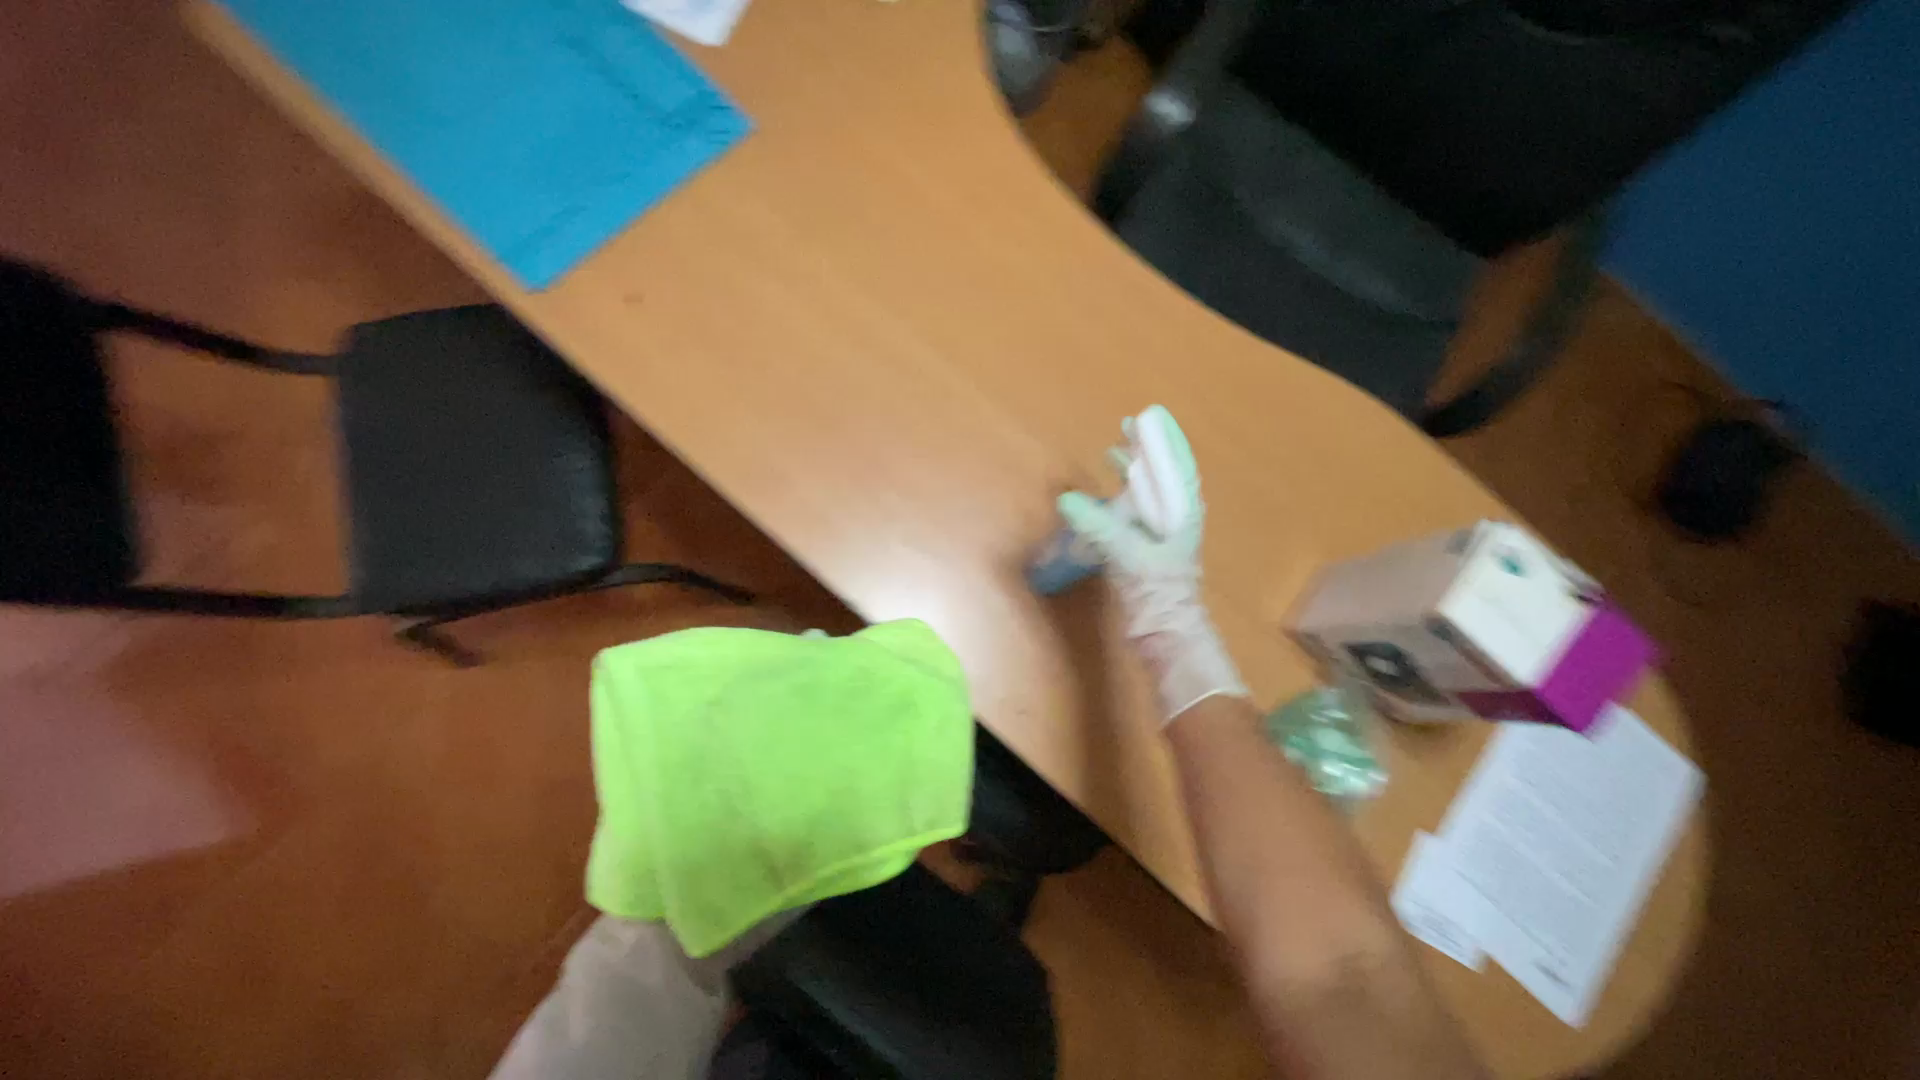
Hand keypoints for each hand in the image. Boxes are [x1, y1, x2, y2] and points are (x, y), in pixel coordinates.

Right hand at [1057, 406, 1248, 723]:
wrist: (1167, 639)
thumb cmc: (1158, 595)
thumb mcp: (1129, 556)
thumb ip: (1099, 525)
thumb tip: (1066, 499)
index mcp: (1181, 514)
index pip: (1175, 467)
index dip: (1160, 442)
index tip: (1143, 420)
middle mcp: (1174, 520)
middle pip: (1161, 478)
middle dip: (1145, 454)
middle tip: (1125, 430)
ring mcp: (1160, 539)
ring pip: (1147, 497)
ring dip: (1132, 476)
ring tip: (1114, 456)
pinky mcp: (1144, 556)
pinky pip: (1132, 517)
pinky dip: (1119, 502)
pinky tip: (1104, 501)